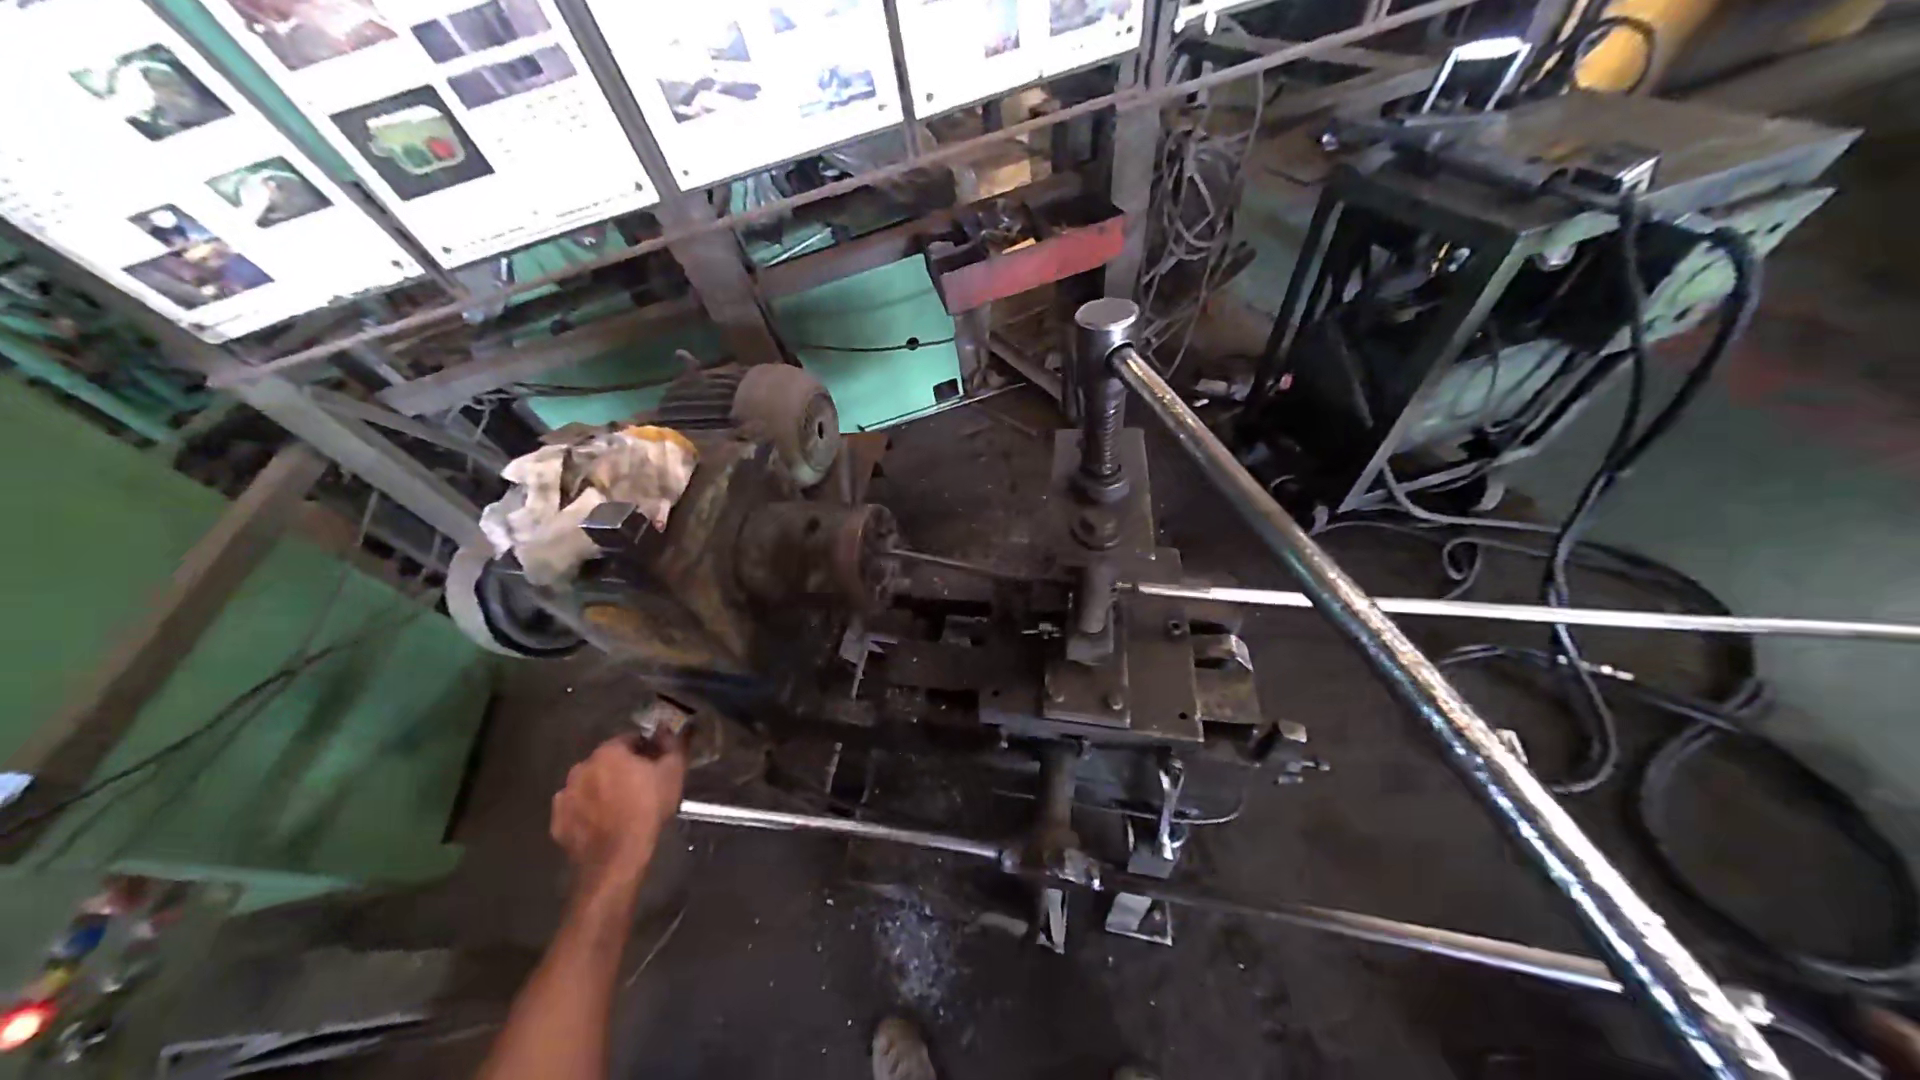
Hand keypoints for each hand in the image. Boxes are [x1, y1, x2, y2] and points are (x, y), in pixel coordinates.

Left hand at [551, 733, 685, 892]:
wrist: (617, 857)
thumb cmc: (647, 809)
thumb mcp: (672, 772)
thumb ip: (673, 744)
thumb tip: (667, 727)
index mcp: (608, 752)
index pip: (629, 740)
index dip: (644, 751)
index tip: (655, 766)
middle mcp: (581, 767)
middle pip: (606, 762)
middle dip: (621, 769)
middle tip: (639, 787)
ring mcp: (565, 795)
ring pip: (588, 784)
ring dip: (601, 789)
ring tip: (620, 807)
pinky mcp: (558, 821)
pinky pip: (575, 808)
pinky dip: (586, 811)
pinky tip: (602, 823)